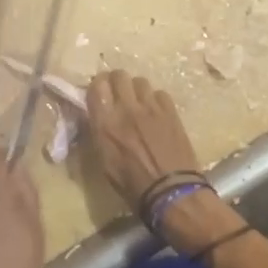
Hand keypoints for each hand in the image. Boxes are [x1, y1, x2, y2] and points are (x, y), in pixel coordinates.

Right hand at [85, 70, 200, 207]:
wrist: (171, 191)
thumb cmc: (132, 184)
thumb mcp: (104, 162)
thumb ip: (99, 133)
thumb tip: (98, 118)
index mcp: (105, 124)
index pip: (96, 86)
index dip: (96, 86)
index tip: (98, 94)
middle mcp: (126, 109)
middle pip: (119, 75)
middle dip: (115, 81)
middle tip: (117, 94)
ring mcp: (151, 108)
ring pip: (140, 81)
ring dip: (135, 89)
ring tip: (137, 102)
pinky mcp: (171, 112)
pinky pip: (159, 93)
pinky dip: (154, 99)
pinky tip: (155, 112)